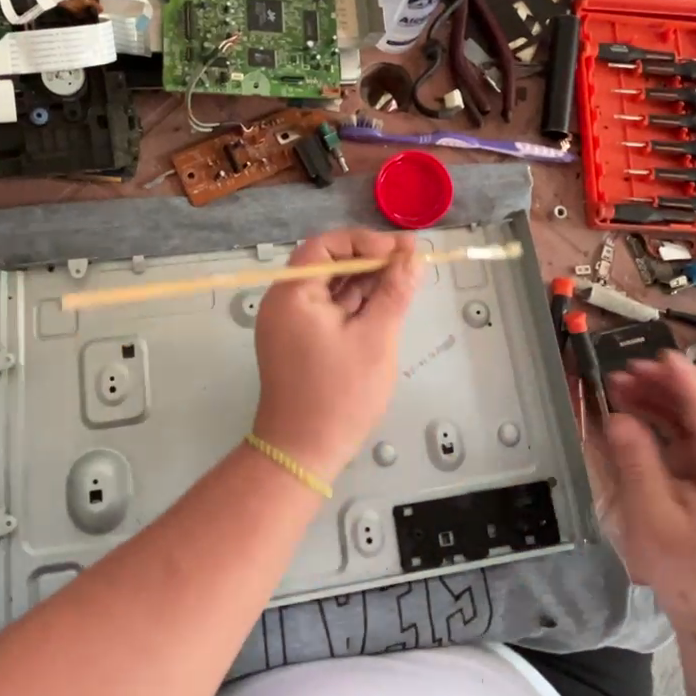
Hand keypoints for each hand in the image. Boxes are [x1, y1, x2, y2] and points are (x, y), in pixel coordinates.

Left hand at [252, 230, 419, 479]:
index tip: (402, 250)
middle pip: (327, 264)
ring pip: (330, 287)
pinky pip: (327, 309)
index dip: (365, 242)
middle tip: (411, 261)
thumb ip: (394, 291)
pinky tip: (384, 304)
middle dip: (369, 260)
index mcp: (292, 293)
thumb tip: (411, 258)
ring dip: (365, 281)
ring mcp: (289, 324)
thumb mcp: (375, 338)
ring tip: (404, 280)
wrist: (302, 453)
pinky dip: (354, 304)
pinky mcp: (298, 343)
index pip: (326, 246)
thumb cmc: (339, 394)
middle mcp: (283, 302)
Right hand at [593, 353, 695, 623]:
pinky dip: (670, 409)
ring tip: (624, 381)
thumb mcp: (654, 520)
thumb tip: (617, 418)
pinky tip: (636, 401)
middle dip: (678, 381)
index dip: (689, 386)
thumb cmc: (686, 569)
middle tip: (633, 368)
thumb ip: (637, 464)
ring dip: (670, 391)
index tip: (662, 359)